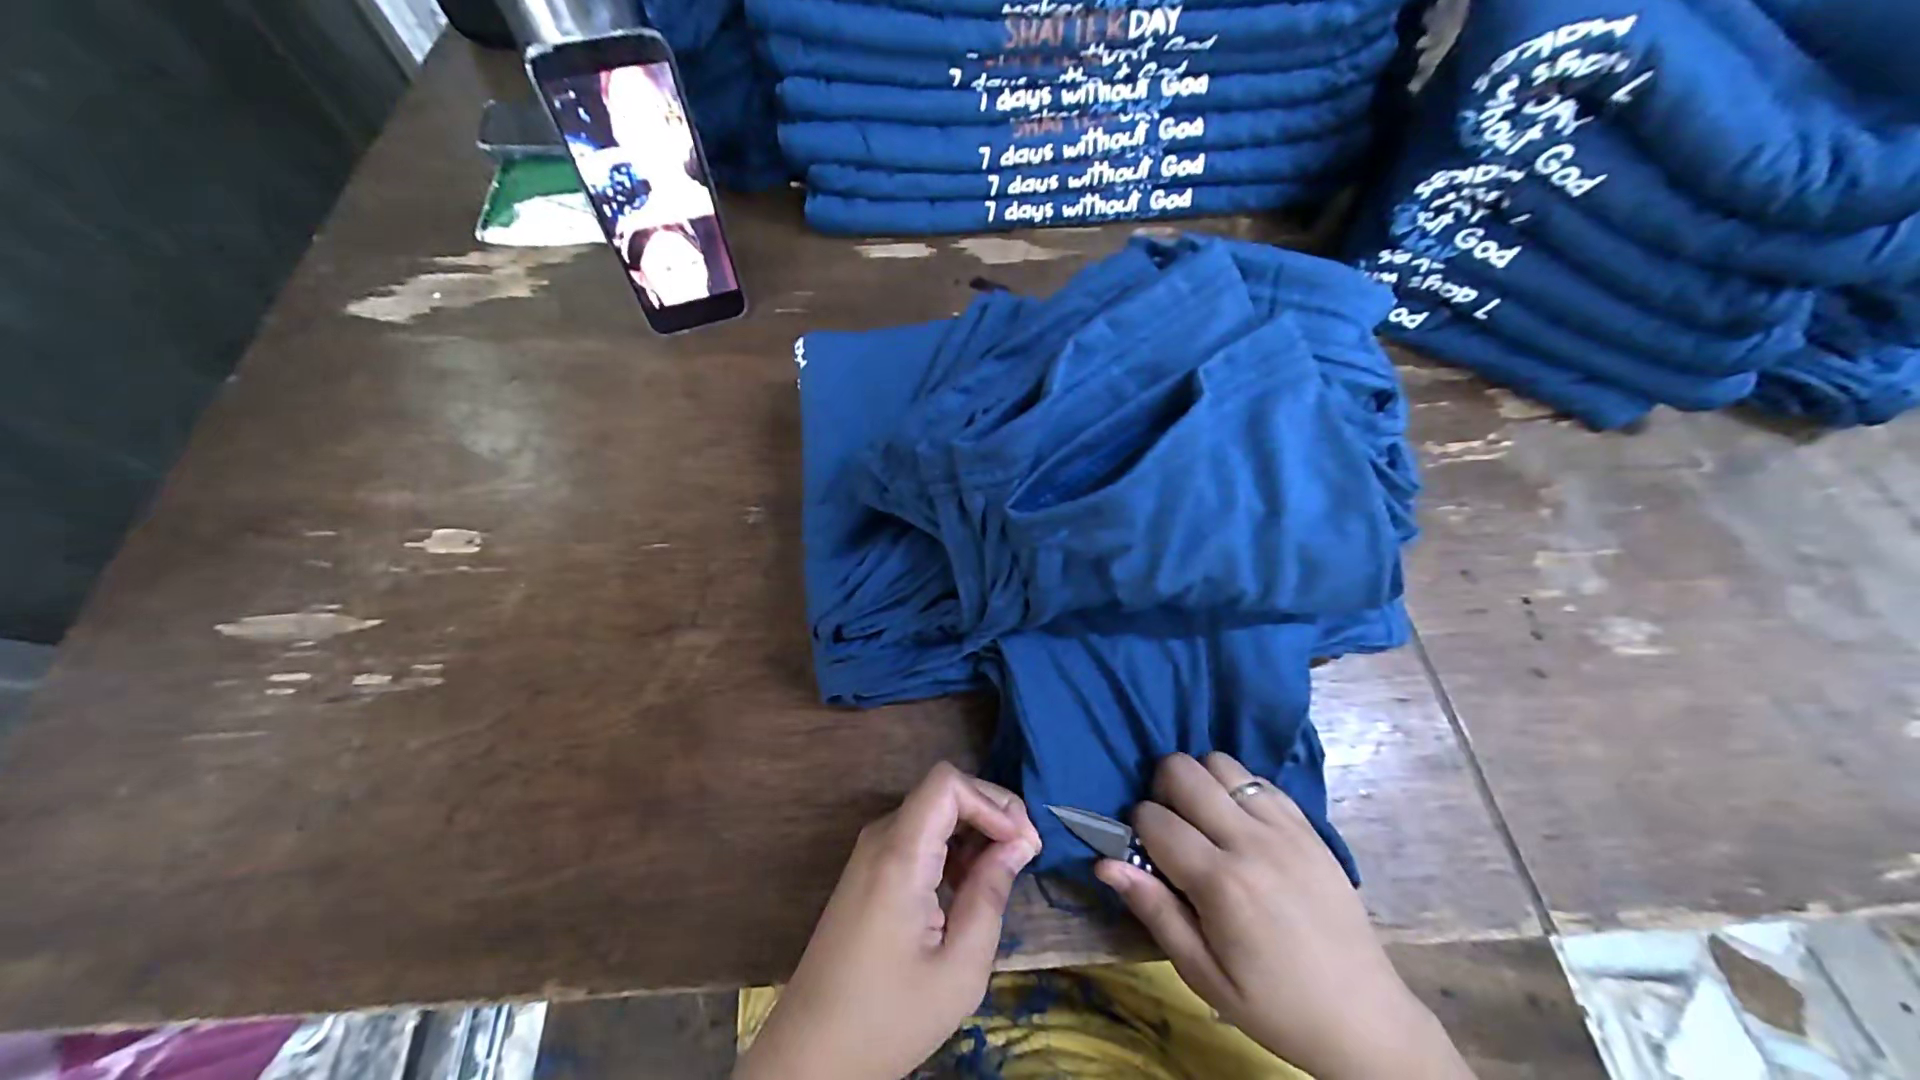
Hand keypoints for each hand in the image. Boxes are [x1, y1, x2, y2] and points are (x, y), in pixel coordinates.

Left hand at [733, 763, 1042, 1079]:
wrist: (812, 1050)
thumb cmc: (889, 1017)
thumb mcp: (959, 969)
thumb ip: (990, 896)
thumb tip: (1017, 843)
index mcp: (899, 855)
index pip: (946, 782)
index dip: (991, 800)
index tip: (1022, 842)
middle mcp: (880, 839)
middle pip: (943, 792)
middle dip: (991, 812)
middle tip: (1026, 854)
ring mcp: (870, 853)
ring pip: (933, 811)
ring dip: (974, 830)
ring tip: (1004, 872)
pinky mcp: (869, 870)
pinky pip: (918, 835)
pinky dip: (952, 846)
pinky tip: (969, 884)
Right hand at [1096, 753, 1472, 1079]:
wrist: (1365, 1018)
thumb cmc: (1274, 1006)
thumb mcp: (1203, 975)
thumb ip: (1153, 910)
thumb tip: (1105, 862)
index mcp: (1221, 883)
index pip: (1153, 818)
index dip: (1136, 830)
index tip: (1145, 853)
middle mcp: (1251, 842)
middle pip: (1182, 770)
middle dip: (1161, 790)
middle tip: (1170, 828)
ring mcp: (1285, 828)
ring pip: (1220, 762)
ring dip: (1200, 782)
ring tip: (1203, 820)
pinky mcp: (1309, 827)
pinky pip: (1259, 780)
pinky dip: (1237, 788)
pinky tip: (1240, 824)